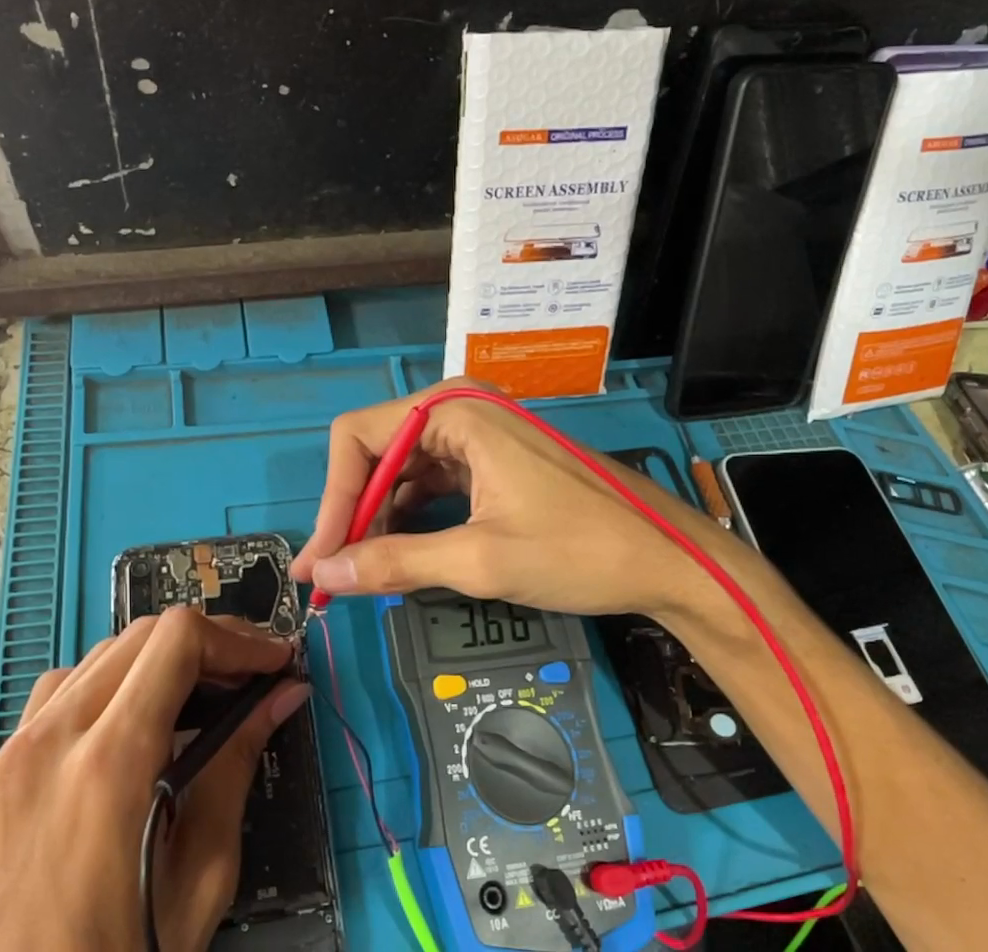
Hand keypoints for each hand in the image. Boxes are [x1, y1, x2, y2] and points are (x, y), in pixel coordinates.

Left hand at [0, 609, 310, 951]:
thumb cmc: (131, 951)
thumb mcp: (205, 866)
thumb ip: (237, 763)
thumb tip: (281, 698)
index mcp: (109, 762)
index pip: (177, 642)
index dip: (236, 639)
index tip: (272, 663)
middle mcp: (54, 738)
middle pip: (140, 635)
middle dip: (207, 644)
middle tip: (250, 676)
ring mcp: (16, 750)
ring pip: (100, 654)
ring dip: (157, 660)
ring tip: (201, 695)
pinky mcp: (0, 768)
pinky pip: (60, 692)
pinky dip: (108, 684)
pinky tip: (133, 720)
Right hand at [291, 378, 751, 619]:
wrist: (668, 561)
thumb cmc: (579, 551)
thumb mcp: (479, 561)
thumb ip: (394, 562)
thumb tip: (322, 575)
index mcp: (454, 412)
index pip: (357, 439)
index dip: (331, 502)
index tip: (319, 563)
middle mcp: (460, 410)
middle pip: (375, 452)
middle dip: (352, 514)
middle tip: (335, 577)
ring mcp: (480, 434)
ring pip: (402, 471)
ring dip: (378, 520)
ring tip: (363, 574)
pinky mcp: (494, 461)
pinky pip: (432, 483)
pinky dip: (410, 519)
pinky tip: (401, 555)